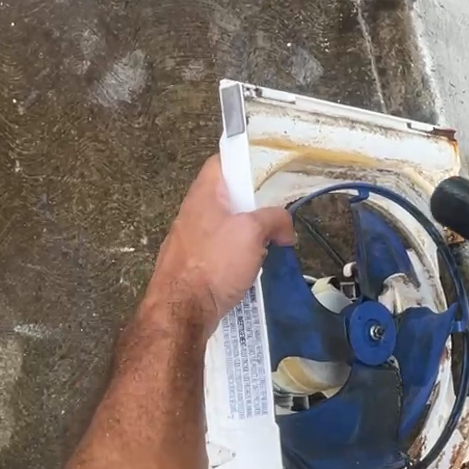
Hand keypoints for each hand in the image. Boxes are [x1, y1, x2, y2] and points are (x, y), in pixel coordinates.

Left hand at [146, 156, 294, 334]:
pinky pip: (224, 247)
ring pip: (229, 222)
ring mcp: (192, 239)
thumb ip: (275, 219)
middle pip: (229, 194)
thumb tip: (286, 229)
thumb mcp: (253, 232)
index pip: (222, 161)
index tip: (269, 166)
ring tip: (273, 239)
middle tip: (280, 207)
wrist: (182, 310)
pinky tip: (255, 263)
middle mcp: (194, 212)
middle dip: (256, 201)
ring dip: (252, 229)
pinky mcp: (196, 263)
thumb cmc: (214, 263)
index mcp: (205, 195)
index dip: (245, 158)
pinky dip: (242, 250)